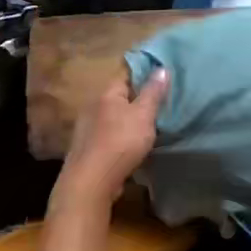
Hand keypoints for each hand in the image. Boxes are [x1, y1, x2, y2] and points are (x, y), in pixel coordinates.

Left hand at [54, 67, 169, 211]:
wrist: (91, 182)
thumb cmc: (120, 142)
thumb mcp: (143, 114)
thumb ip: (153, 92)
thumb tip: (161, 68)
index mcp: (107, 93)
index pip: (126, 71)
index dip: (144, 69)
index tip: (162, 71)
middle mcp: (94, 106)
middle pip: (120, 94)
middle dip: (138, 95)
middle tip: (162, 97)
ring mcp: (88, 127)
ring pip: (114, 115)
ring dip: (130, 116)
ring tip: (151, 120)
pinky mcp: (89, 148)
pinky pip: (110, 133)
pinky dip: (122, 133)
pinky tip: (133, 142)